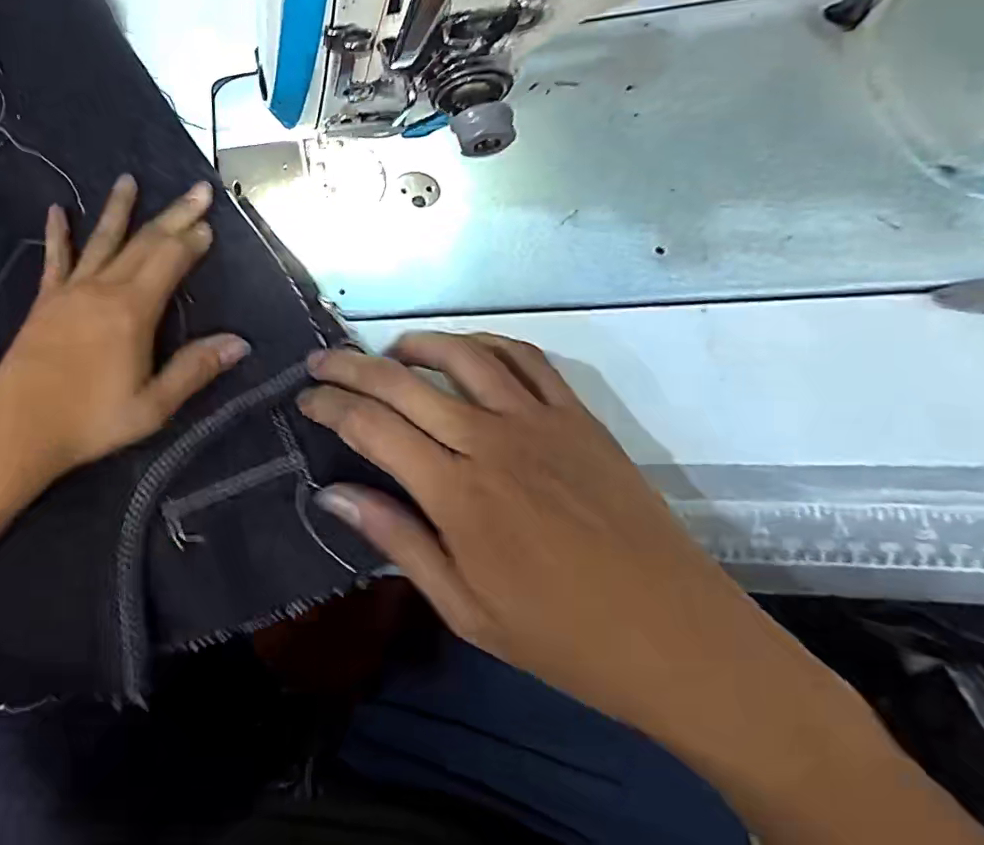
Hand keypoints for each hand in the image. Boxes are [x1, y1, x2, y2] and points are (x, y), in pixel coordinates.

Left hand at [0, 175, 249, 487]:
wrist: (18, 429)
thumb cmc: (90, 422)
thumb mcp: (152, 406)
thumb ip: (194, 369)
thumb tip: (239, 342)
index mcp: (133, 312)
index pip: (170, 262)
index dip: (193, 240)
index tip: (210, 223)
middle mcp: (103, 289)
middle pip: (144, 242)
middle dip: (174, 215)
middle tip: (197, 189)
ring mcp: (70, 291)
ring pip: (101, 240)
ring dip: (119, 209)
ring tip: (128, 179)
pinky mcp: (45, 301)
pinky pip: (55, 259)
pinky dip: (58, 233)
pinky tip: (57, 210)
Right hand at [299, 334, 983, 844]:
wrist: (678, 639)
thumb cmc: (559, 636)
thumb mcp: (462, 606)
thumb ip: (396, 540)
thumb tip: (332, 495)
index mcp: (457, 495)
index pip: (373, 428)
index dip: (330, 406)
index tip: (305, 400)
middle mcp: (491, 443)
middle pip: (404, 383)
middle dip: (351, 366)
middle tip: (320, 360)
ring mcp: (540, 423)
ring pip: (464, 356)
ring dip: (417, 345)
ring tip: (388, 351)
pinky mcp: (579, 419)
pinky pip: (527, 360)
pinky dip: (486, 345)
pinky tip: (466, 354)